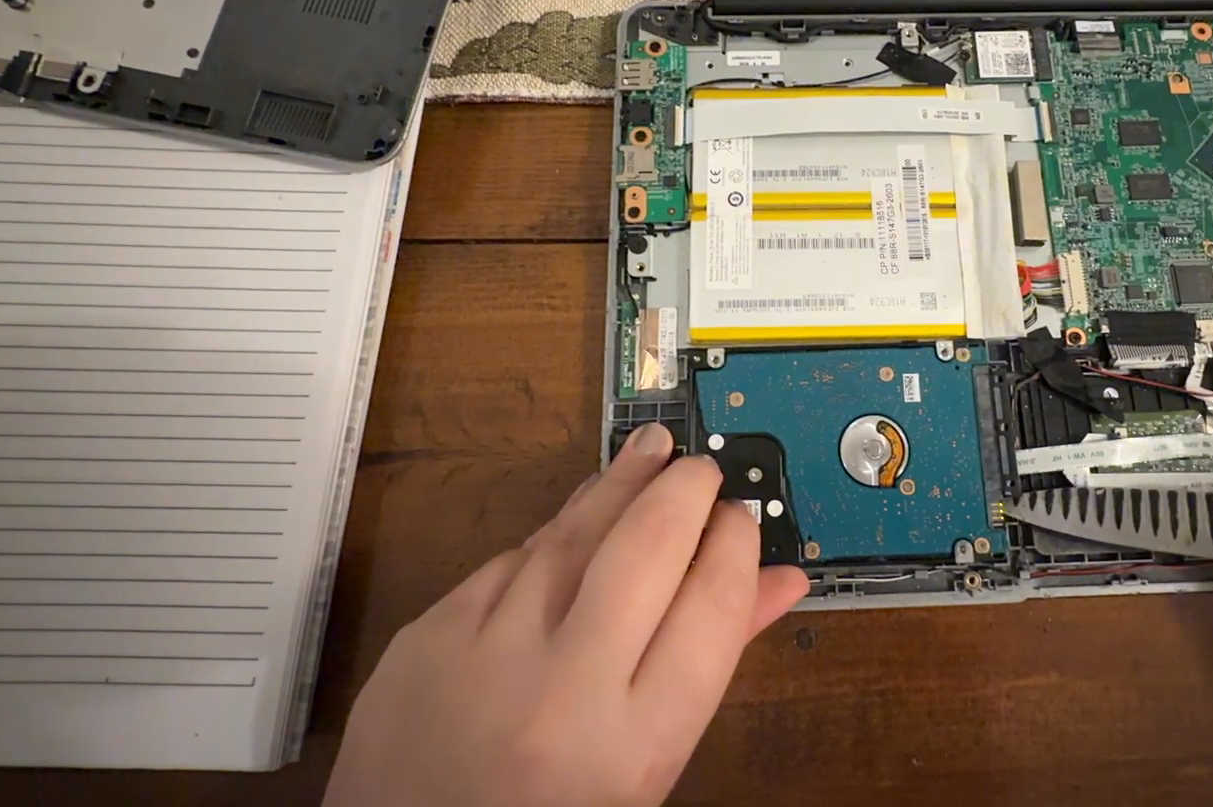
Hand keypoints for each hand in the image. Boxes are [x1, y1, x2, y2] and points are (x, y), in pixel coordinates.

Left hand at [325, 424, 810, 806]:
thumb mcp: (648, 762)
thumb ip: (713, 660)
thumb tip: (783, 578)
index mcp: (633, 746)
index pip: (711, 606)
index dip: (737, 544)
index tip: (740, 516)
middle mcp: (562, 693)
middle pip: (646, 547)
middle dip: (685, 489)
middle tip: (702, 466)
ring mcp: (486, 655)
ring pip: (573, 533)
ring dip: (620, 483)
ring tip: (651, 449)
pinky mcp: (429, 633)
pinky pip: (512, 559)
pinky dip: (555, 534)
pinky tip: (578, 514)